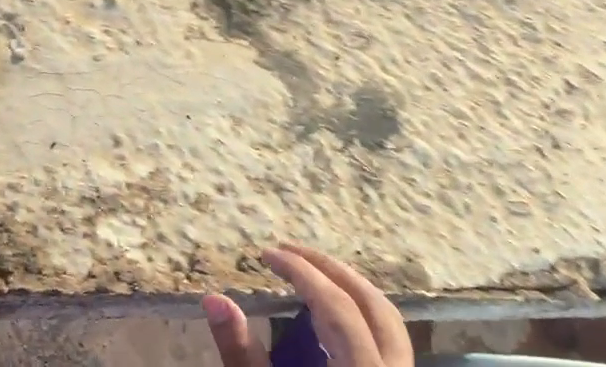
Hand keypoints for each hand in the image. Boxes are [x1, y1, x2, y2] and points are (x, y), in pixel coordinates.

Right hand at [204, 244, 413, 366]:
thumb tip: (214, 299)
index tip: (266, 255)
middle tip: (290, 251)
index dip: (300, 273)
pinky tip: (330, 314)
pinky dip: (360, 314)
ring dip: (350, 288)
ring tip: (309, 272)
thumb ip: (241, 353)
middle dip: (331, 270)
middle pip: (375, 307)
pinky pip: (391, 341)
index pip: (336, 307)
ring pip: (390, 323)